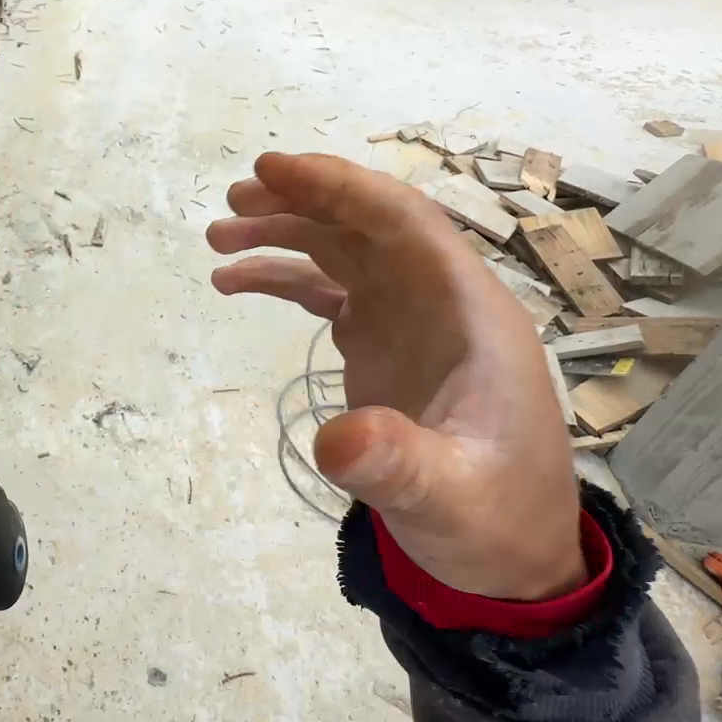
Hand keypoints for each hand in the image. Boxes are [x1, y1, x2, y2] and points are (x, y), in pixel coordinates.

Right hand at [206, 153, 584, 600]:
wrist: (504, 552)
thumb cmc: (488, 516)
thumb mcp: (447, 498)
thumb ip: (399, 465)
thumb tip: (335, 442)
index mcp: (464, 307)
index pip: (401, 218)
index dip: (337, 185)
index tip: (269, 170)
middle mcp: (435, 296)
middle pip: (363, 221)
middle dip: (299, 201)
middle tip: (233, 202)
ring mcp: (407, 315)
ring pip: (340, 247)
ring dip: (281, 234)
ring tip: (217, 239)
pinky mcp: (382, 338)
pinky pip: (325, 287)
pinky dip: (280, 277)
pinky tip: (234, 283)